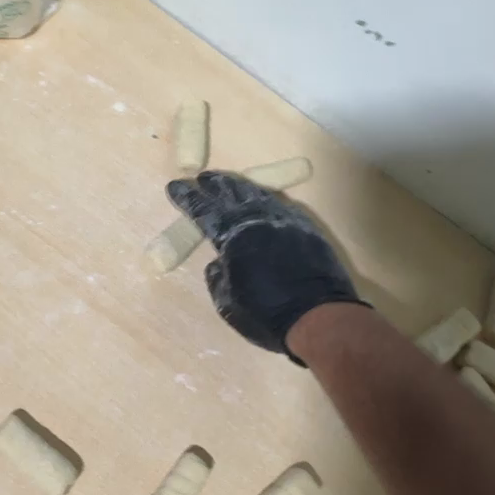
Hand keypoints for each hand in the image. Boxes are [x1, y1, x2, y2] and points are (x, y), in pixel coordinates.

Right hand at [166, 171, 365, 360]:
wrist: (319, 317)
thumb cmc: (267, 315)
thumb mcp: (227, 303)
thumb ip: (218, 277)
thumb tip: (219, 263)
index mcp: (234, 237)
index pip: (204, 212)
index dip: (188, 199)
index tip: (174, 186)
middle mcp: (258, 220)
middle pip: (232, 194)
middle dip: (214, 185)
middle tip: (203, 177)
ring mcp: (285, 221)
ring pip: (258, 194)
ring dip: (240, 187)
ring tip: (229, 182)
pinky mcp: (307, 228)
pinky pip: (281, 204)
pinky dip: (266, 198)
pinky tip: (263, 198)